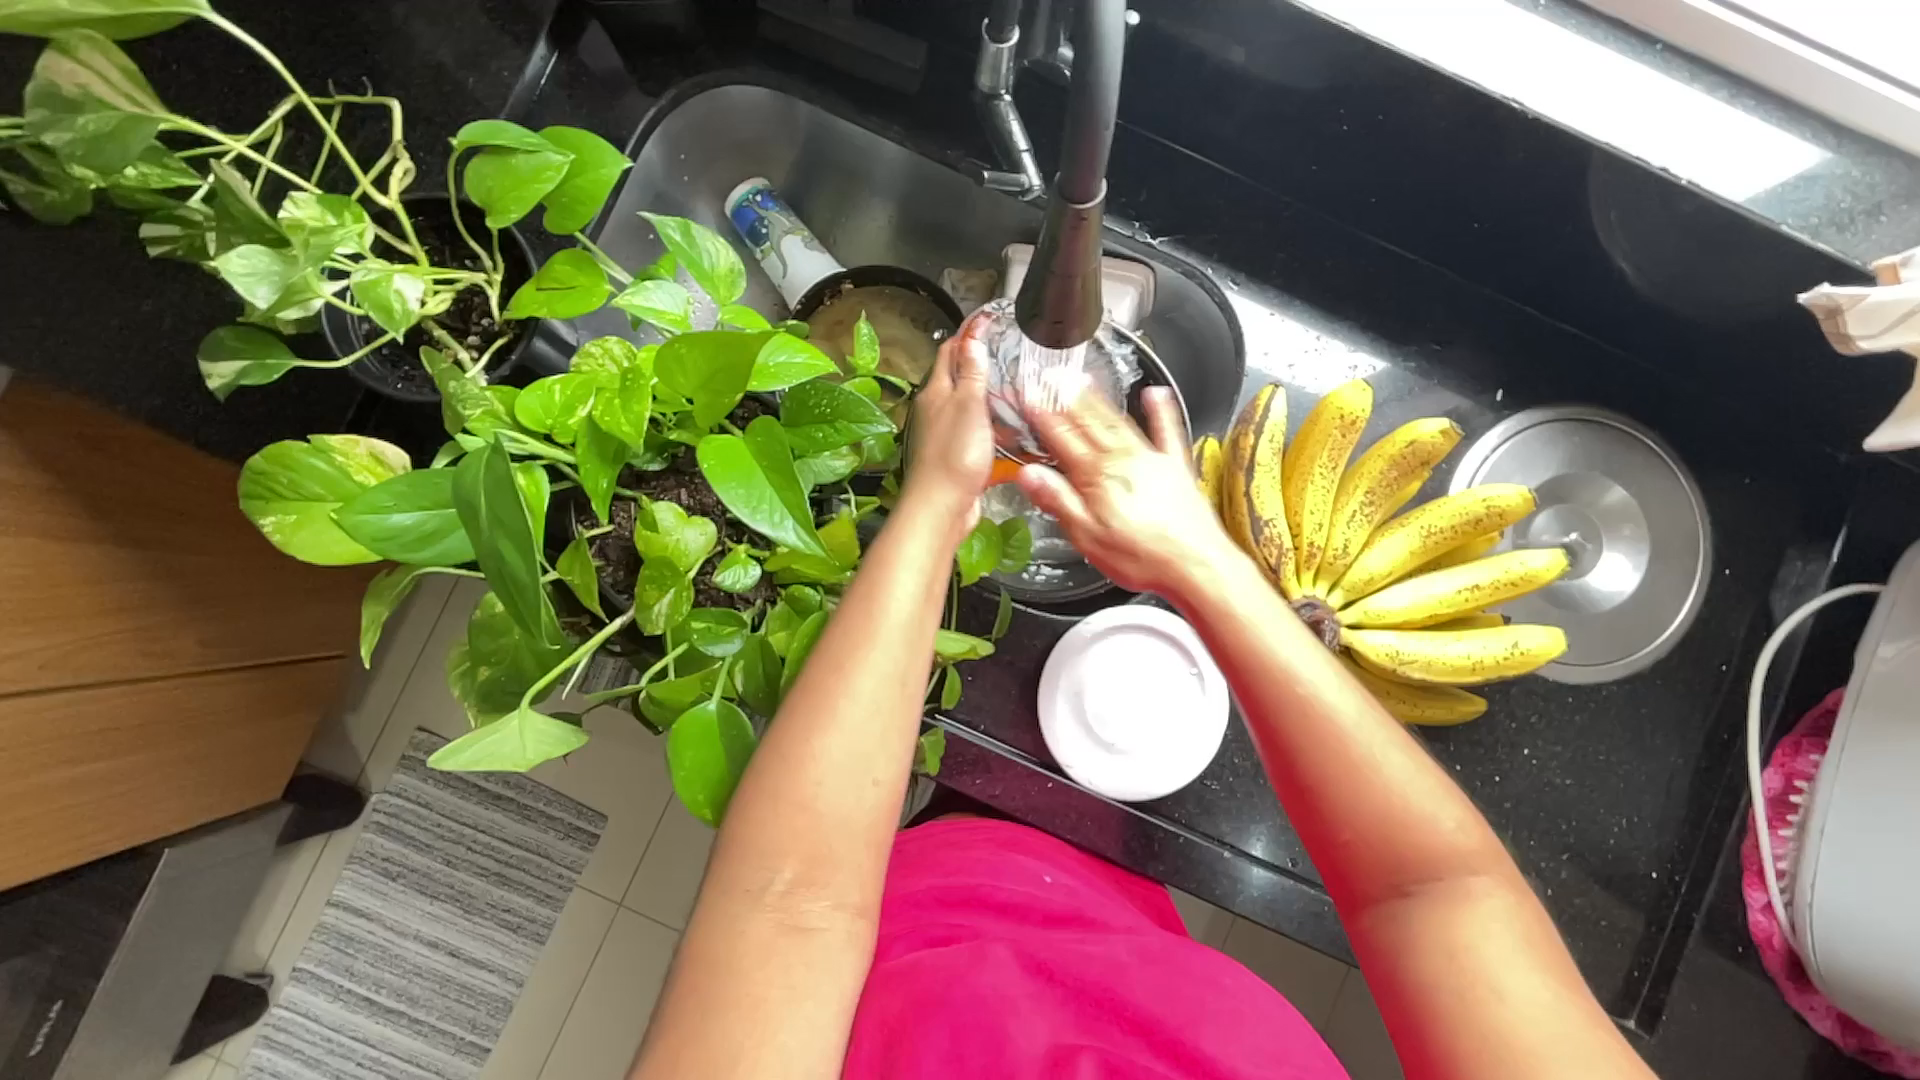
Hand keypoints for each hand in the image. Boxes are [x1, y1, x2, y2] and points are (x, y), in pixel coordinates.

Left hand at [903, 333, 993, 539]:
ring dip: (989, 397)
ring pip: (969, 407)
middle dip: (980, 364)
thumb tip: (972, 338)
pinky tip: (1011, 431)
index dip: (968, 334)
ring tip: (1018, 389)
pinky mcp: (956, 457)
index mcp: (935, 391)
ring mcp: (945, 434)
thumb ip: (972, 373)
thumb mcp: (968, 405)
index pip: (950, 351)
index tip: (989, 320)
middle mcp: (936, 410)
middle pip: (958, 378)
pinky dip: (992, 428)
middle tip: (1009, 353)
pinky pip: (976, 434)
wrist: (942, 507)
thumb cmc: (954, 455)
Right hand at [1018, 386, 1242, 597]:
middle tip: (1050, 377)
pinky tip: (1155, 394)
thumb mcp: (1087, 536)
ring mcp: (1151, 461)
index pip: (1061, 438)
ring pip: (1118, 421)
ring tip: (1082, 380)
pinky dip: (1160, 410)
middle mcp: (1124, 461)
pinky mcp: (1175, 469)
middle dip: (1065, 398)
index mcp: (1098, 477)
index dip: (1041, 415)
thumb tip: (1029, 474)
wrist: (1197, 566)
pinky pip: (1167, 431)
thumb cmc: (1145, 557)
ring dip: (1098, 399)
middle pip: (1088, 423)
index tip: (1027, 395)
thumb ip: (1058, 501)